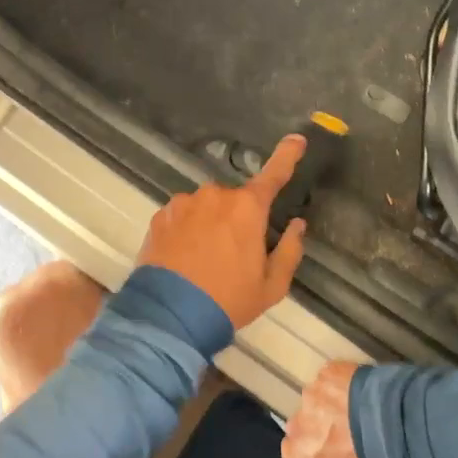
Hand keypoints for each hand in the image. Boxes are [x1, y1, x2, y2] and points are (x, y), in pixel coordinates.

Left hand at [135, 134, 308, 330]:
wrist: (168, 318)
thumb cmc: (228, 300)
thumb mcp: (271, 286)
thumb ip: (289, 251)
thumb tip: (297, 225)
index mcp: (248, 208)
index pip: (274, 174)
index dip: (287, 155)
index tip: (297, 139)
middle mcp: (216, 195)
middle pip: (235, 201)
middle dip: (238, 219)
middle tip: (234, 256)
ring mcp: (184, 203)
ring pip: (206, 208)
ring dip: (210, 224)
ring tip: (204, 262)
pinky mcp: (160, 216)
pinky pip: (182, 217)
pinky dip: (187, 231)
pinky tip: (184, 259)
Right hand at [282, 360, 380, 457]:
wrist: (394, 435)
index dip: (314, 455)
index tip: (332, 454)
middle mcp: (297, 430)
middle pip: (302, 427)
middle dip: (318, 428)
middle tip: (345, 431)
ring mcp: (310, 397)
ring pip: (316, 400)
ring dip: (331, 404)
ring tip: (358, 408)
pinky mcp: (326, 373)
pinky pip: (332, 378)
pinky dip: (343, 383)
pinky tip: (362, 390)